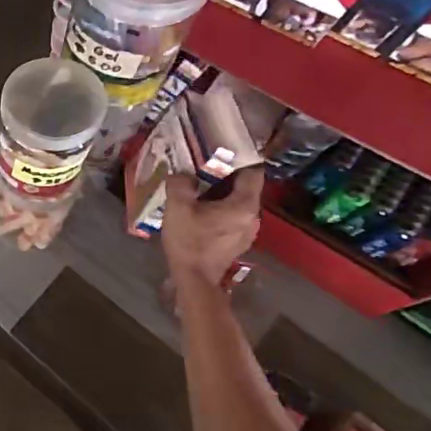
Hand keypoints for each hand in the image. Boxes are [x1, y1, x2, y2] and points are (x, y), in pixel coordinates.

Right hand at [160, 168, 262, 284]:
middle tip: (203, 170)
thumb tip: (181, 172)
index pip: (253, 173)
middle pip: (245, 188)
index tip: (223, 152)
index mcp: (244, 204)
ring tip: (200, 191)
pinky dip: (221, 211)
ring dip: (222, 196)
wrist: (195, 278)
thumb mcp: (177, 208)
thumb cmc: (189, 241)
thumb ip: (180, 185)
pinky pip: (233, 218)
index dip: (241, 159)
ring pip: (238, 204)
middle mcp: (253, 216)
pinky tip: (201, 213)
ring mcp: (248, 231)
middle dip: (226, 178)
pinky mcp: (238, 242)